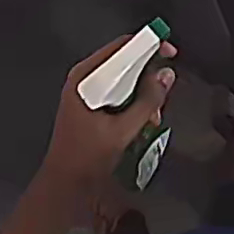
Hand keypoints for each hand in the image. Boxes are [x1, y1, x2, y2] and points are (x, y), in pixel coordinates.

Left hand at [35, 36, 177, 217]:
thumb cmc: (87, 157)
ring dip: (145, 92)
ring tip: (154, 115)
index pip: (122, 47)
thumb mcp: (122, 129)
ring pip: (127, 78)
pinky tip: (144, 122)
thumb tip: (167, 75)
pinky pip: (122, 92)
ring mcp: (89, 92)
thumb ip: (147, 101)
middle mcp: (86, 78)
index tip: (170, 52)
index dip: (148, 45)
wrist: (64, 188)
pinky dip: (136, 102)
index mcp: (86, 77)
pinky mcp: (94, 105)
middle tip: (164, 90)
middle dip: (149, 75)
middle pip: (126, 61)